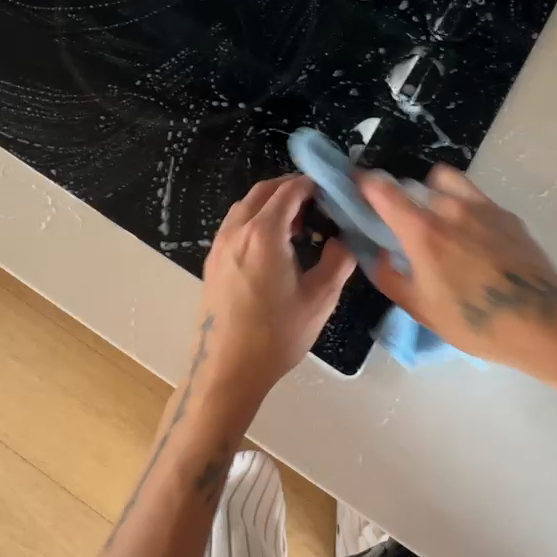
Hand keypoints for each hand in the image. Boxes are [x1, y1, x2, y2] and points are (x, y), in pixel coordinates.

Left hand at [191, 176, 355, 402]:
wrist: (227, 371)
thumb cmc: (276, 335)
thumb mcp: (320, 298)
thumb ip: (338, 260)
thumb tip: (345, 238)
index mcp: (264, 233)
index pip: (289, 191)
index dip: (312, 185)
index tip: (331, 193)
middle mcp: (237, 230)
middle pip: (263, 191)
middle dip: (290, 188)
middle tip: (316, 203)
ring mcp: (220, 244)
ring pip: (246, 206)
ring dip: (271, 204)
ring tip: (297, 225)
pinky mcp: (212, 261)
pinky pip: (235, 224)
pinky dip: (255, 219)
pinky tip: (272, 245)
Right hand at [361, 164, 556, 371]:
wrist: (541, 322)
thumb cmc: (474, 321)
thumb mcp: (420, 308)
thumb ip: (391, 277)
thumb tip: (379, 255)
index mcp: (422, 230)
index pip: (383, 189)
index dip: (364, 181)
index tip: (356, 182)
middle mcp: (450, 208)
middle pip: (417, 185)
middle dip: (405, 197)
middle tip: (406, 223)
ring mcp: (482, 207)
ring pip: (448, 182)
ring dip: (435, 193)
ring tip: (440, 221)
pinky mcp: (507, 215)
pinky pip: (476, 199)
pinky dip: (465, 208)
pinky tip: (473, 238)